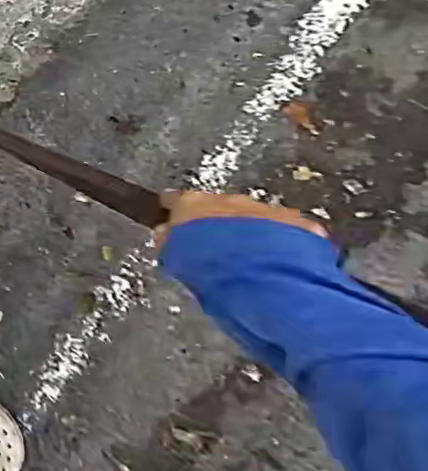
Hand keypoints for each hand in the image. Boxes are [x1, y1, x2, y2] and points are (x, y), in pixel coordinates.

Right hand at [154, 189, 329, 248]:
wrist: (257, 272)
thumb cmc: (204, 260)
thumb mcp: (170, 252)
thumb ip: (168, 237)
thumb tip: (167, 233)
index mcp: (190, 202)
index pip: (175, 198)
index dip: (175, 209)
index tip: (175, 217)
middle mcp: (227, 200)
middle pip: (222, 206)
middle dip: (222, 221)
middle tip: (221, 244)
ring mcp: (267, 210)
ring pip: (260, 217)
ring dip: (256, 231)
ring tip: (256, 257)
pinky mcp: (303, 225)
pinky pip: (296, 231)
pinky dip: (291, 243)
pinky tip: (286, 261)